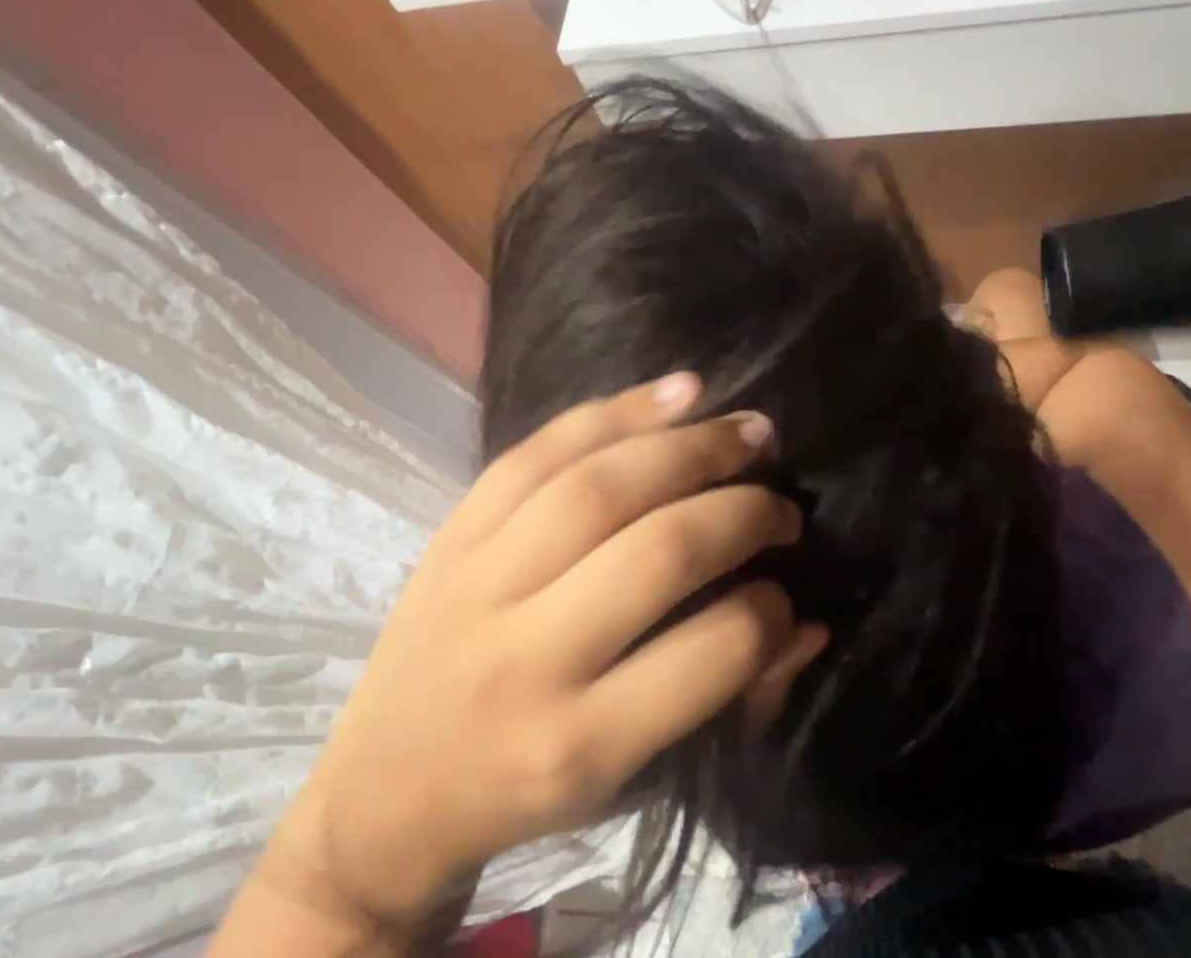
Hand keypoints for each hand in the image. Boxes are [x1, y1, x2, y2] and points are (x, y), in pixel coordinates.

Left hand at [267, 373, 828, 927]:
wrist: (384, 796)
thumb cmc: (529, 797)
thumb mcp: (635, 781)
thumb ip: (730, 703)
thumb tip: (805, 624)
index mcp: (579, 742)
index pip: (711, 650)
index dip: (770, 610)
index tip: (787, 594)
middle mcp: (525, 657)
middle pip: (660, 550)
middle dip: (744, 513)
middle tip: (784, 504)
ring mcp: (476, 585)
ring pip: (597, 485)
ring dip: (689, 447)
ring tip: (750, 433)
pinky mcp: (448, 538)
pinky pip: (534, 454)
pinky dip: (613, 413)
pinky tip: (679, 394)